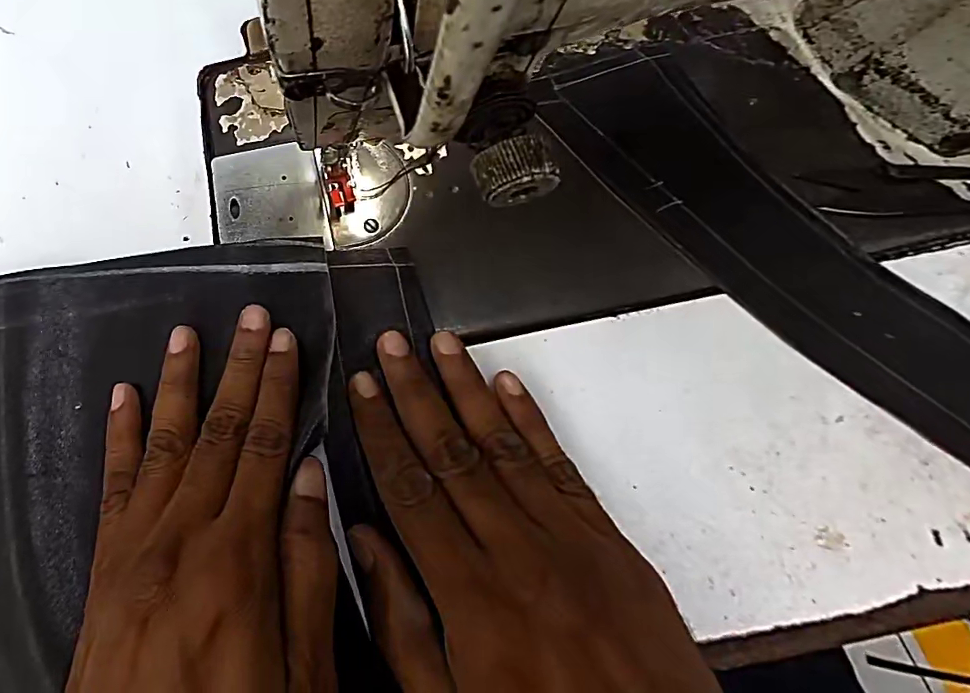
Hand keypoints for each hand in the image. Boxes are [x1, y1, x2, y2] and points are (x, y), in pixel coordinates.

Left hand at [67, 304, 339, 692]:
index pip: (265, 447)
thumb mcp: (299, 674)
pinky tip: (121, 395)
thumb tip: (310, 479)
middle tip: (251, 318)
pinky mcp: (103, 567)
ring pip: (164, 442)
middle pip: (220, 431)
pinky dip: (117, 434)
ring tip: (186, 335)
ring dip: (178, 384)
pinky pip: (112, 484)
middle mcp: (183, 537)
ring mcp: (136, 547)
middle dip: (240, 368)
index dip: (278, 388)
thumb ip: (306, 570)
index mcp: (237, 558)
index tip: (286, 343)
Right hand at [348, 329, 720, 692]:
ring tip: (440, 344)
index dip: (380, 430)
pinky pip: (559, 464)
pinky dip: (531, 418)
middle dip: (414, 390)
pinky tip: (508, 383)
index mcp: (473, 598)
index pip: (410, 488)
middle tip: (391, 346)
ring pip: (502, 442)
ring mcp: (567, 539)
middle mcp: (519, 554)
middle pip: (451, 451)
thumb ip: (402, 624)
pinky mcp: (606, 538)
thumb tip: (366, 543)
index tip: (362, 391)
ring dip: (466, 386)